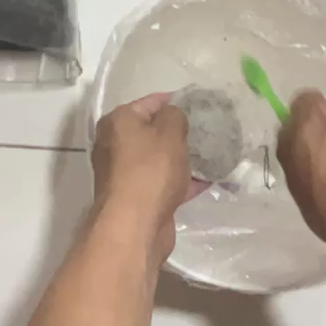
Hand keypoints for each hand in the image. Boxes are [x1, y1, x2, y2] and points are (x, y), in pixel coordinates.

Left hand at [91, 92, 204, 258]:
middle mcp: (114, 146)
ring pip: (158, 160)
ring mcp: (124, 175)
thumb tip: (174, 116)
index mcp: (117, 122)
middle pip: (152, 133)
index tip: (200, 105)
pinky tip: (207, 181)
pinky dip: (182, 181)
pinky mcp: (136, 199)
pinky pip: (163, 183)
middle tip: (207, 132)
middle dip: (179, 133)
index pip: (150, 103)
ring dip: (182, 159)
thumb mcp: (170, 132)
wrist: (135, 224)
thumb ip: (176, 115)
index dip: (175, 101)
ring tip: (212, 155)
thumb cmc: (151, 170)